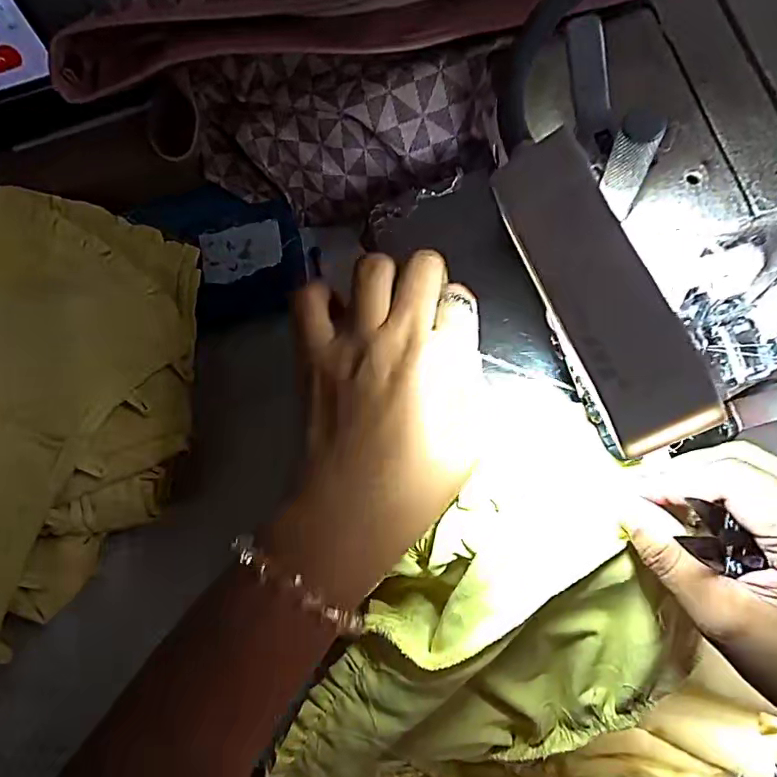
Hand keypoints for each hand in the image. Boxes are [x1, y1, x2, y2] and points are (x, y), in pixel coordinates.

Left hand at [262, 251, 482, 607]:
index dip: (460, 308)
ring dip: (381, 279)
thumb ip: (469, 390)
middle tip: (420, 306)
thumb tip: (458, 357)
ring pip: (366, 267)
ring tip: (380, 305)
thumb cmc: (411, 488)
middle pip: (417, 264)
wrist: (345, 512)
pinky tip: (336, 318)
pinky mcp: (309, 354)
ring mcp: (344, 341)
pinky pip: (308, 297)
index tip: (452, 329)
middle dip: (427, 277)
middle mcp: (390, 337)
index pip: (457, 297)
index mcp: (433, 359)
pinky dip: (324, 296)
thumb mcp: (467, 444)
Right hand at [622, 441, 776, 760]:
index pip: (735, 476)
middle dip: (691, 476)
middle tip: (648, 502)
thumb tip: (631, 514)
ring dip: (716, 484)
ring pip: (767, 469)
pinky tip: (720, 524)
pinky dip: (745, 498)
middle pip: (751, 462)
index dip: (676, 480)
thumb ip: (673, 562)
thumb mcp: (726, 621)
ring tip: (677, 514)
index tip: (635, 496)